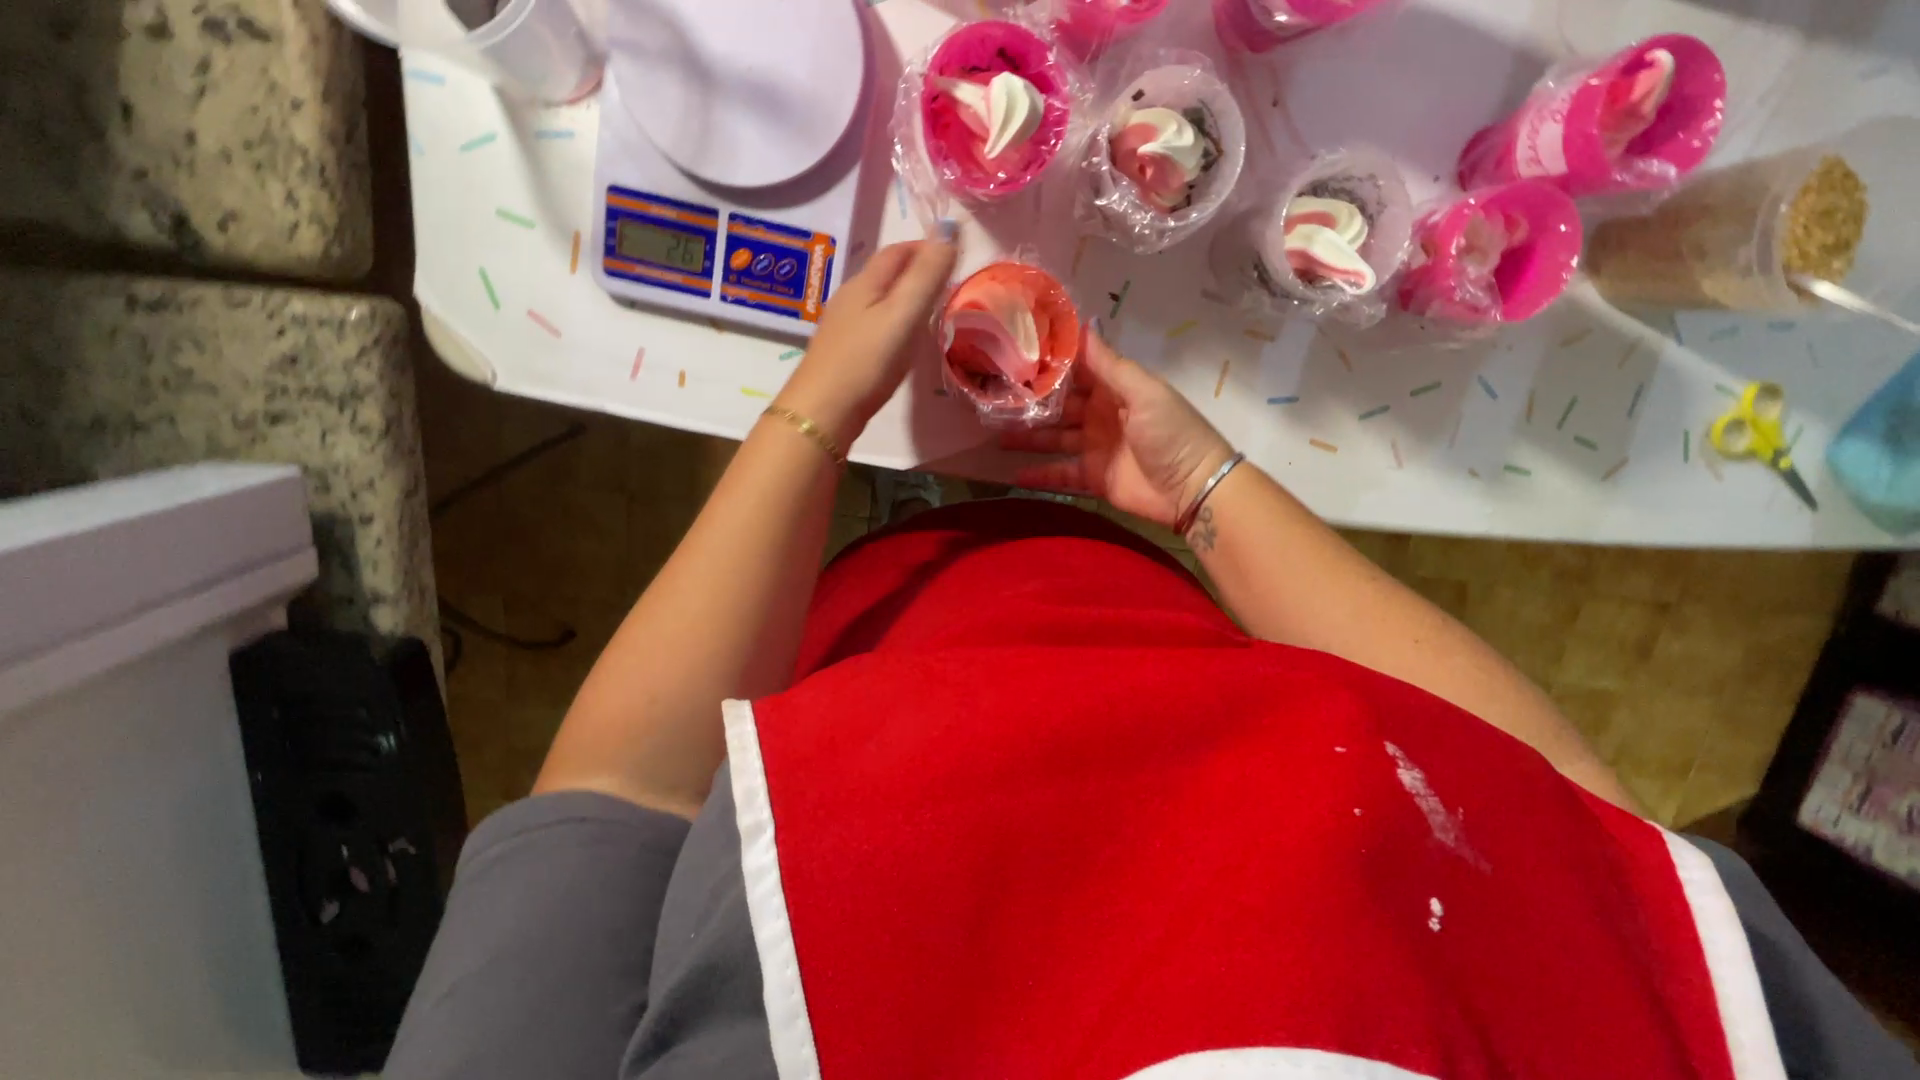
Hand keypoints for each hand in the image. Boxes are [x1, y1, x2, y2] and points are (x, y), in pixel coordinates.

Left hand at [775, 232, 958, 444]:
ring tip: (930, 312)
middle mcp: (849, 296)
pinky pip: (872, 324)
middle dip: (916, 271)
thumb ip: (927, 274)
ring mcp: (842, 325)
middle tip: (947, 285)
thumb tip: (949, 227)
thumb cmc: (867, 361)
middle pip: (886, 273)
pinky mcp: (841, 351)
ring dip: (904, 297)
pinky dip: (892, 322)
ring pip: (878, 299)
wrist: (823, 411)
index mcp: (866, 282)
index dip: (926, 247)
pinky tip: (901, 341)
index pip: (898, 250)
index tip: (954, 258)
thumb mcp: (904, 314)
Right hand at [1001, 328, 1234, 528]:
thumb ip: (1110, 364)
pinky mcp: (1094, 477)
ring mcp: (1096, 447)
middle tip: (994, 395)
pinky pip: (1061, 474)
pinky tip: (1011, 474)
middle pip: (1060, 404)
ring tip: (994, 432)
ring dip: (1028, 436)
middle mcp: (1102, 413)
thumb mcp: (1144, 391)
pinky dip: (1039, 475)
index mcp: (1116, 388)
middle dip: (1031, 401)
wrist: (1194, 488)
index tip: (1015, 352)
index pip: (1077, 369)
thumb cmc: (1172, 432)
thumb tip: (1085, 323)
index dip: (1049, 362)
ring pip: (1054, 437)